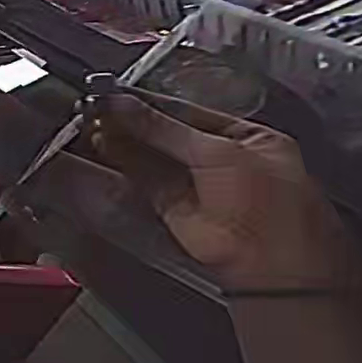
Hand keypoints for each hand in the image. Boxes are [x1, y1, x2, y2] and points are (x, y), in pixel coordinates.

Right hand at [90, 89, 355, 290]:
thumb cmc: (266, 205)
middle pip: (163, 132)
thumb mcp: (218, 153)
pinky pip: (139, 176)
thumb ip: (163, 127)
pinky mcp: (168, 204)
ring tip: (90, 123)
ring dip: (119, 139)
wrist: (271, 269)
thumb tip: (120, 104)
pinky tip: (99, 146)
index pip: (187, 111)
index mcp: (244, 139)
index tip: (114, 93)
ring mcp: (192, 182)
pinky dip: (118, 161)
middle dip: (129, 121)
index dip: (149, 102)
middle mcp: (217, 157)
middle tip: (96, 108)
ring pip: (148, 153)